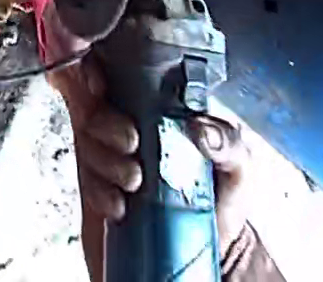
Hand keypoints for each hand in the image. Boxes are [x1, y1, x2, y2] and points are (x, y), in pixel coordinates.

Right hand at [51, 55, 270, 281]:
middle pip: (92, 103)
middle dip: (105, 123)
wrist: (211, 251)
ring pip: (86, 140)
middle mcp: (125, 122)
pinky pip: (85, 181)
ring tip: (134, 181)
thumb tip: (201, 128)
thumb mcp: (237, 165)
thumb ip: (227, 142)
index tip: (100, 86)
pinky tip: (120, 206)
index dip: (94, 70)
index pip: (111, 70)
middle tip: (131, 142)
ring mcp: (109, 154)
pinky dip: (99, 192)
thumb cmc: (222, 197)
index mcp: (152, 104)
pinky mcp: (101, 188)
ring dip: (105, 160)